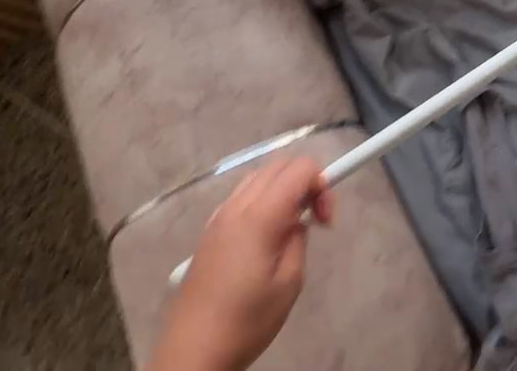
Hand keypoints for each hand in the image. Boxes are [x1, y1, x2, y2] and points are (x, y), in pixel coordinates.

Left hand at [149, 156, 333, 370]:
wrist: (191, 354)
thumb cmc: (246, 322)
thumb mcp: (289, 283)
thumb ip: (299, 239)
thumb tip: (296, 222)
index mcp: (259, 217)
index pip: (299, 169)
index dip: (321, 184)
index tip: (325, 220)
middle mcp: (236, 208)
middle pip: (278, 165)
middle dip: (304, 182)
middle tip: (314, 218)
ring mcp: (218, 218)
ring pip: (257, 177)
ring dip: (281, 188)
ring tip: (290, 227)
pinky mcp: (208, 233)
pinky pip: (240, 197)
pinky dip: (261, 200)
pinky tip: (264, 236)